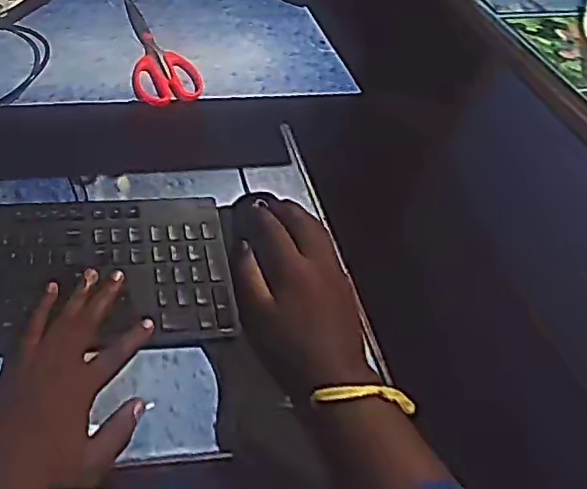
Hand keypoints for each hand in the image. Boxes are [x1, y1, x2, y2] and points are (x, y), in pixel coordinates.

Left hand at [0, 269, 154, 488]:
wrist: (0, 473)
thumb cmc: (45, 470)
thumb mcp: (92, 460)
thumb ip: (117, 431)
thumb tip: (138, 406)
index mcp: (81, 388)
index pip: (116, 355)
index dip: (133, 337)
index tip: (147, 322)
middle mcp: (59, 365)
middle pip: (87, 324)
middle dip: (104, 298)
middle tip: (116, 277)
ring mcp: (36, 358)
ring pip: (61, 317)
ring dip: (77, 294)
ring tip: (90, 274)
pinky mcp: (16, 359)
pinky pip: (32, 323)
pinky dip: (42, 303)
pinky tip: (50, 288)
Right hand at [233, 196, 373, 399]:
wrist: (336, 382)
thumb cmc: (289, 350)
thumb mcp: (255, 314)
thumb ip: (246, 273)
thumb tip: (242, 245)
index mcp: (291, 267)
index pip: (271, 225)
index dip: (255, 213)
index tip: (243, 208)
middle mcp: (316, 262)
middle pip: (299, 219)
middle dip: (279, 207)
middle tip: (263, 203)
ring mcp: (334, 272)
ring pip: (317, 229)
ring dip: (298, 215)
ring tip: (282, 212)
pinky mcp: (344, 284)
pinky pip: (326, 243)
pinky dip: (311, 230)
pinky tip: (302, 237)